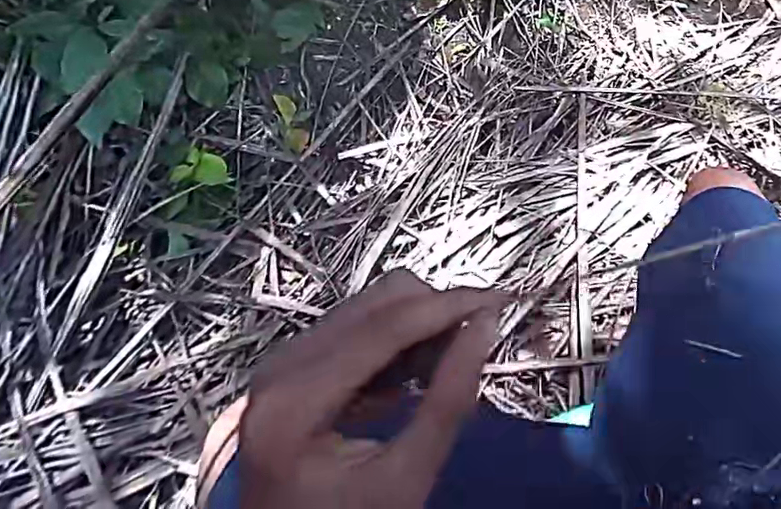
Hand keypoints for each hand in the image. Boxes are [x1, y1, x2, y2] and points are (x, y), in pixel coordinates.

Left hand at [197, 270, 504, 508]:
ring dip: (419, 323)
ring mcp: (283, 360)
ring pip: (371, 305)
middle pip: (378, 303)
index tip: (499, 300)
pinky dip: (396, 338)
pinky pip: (357, 323)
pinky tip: (411, 378)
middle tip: (475, 341)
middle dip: (436, 313)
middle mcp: (281, 366)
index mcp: (296, 403)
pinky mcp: (293, 362)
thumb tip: (487, 322)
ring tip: (443, 368)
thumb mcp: (405, 481)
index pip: (385, 328)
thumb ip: (448, 399)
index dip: (447, 306)